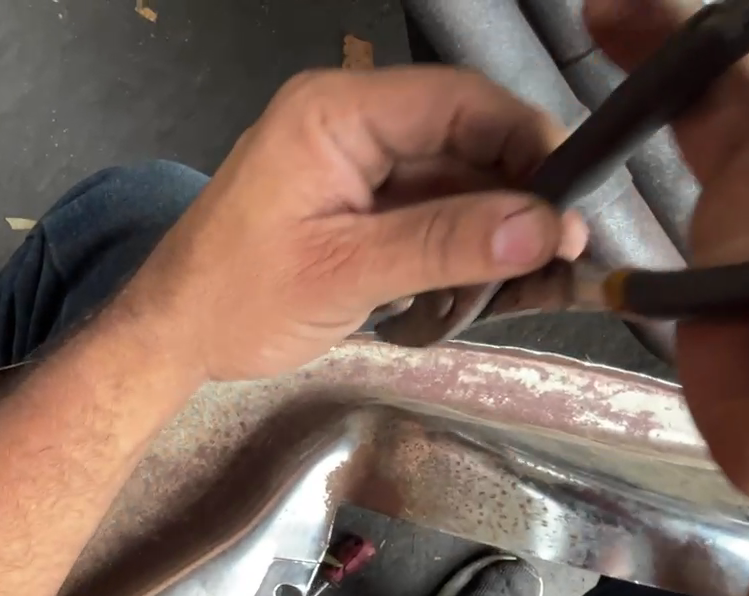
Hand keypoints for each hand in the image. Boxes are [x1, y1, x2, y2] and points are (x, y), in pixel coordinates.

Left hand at [115, 67, 588, 382]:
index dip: (528, 144)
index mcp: (336, 112)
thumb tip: (546, 229)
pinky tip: (488, 281)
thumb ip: (442, 245)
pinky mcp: (345, 210)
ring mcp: (345, 169)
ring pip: (442, 184)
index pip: (458, 103)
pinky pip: (415, 215)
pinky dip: (450, 248)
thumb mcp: (342, 274)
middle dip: (514, 196)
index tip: (577, 200)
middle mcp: (346, 125)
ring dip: (487, 230)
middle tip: (566, 253)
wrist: (171, 339)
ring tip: (540, 278)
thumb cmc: (236, 302)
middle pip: (457, 143)